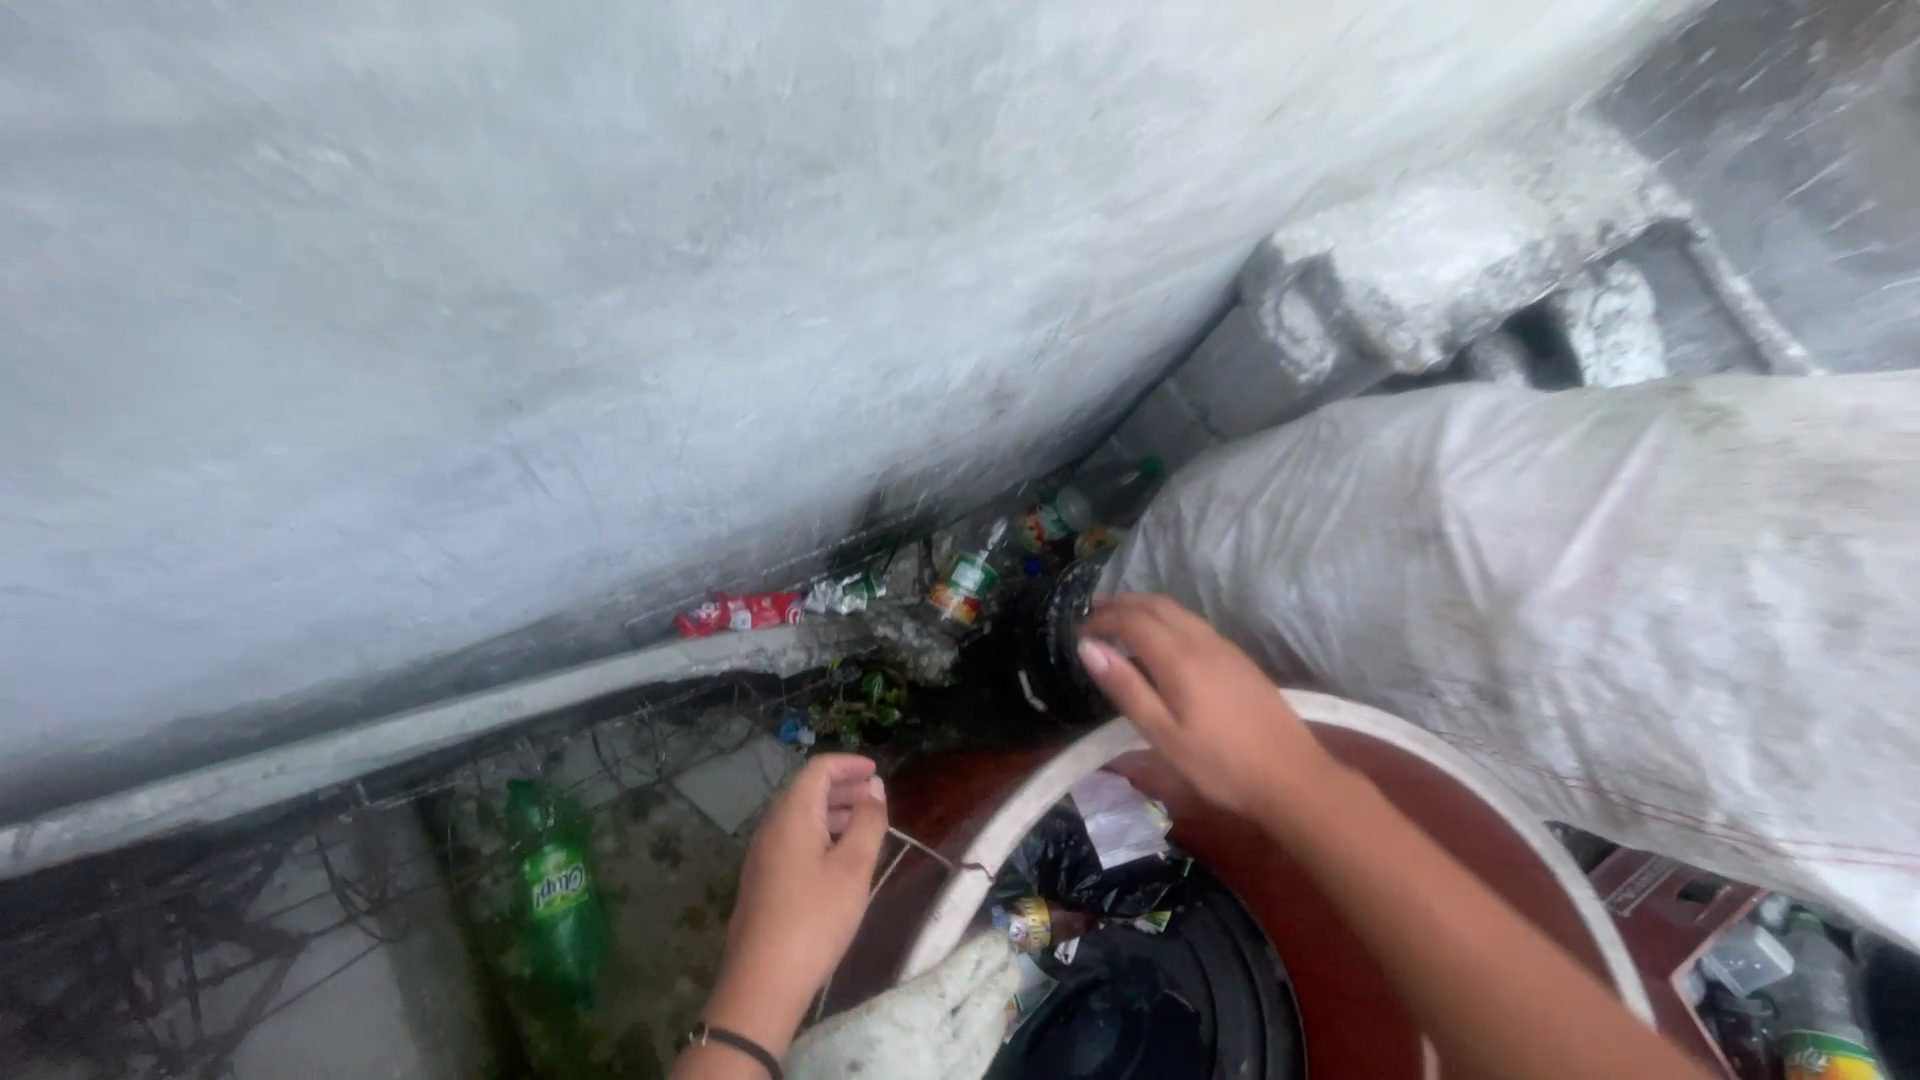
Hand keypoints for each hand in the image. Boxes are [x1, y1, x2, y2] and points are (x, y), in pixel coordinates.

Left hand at [701, 754, 887, 1058]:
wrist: (762, 982)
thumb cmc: (815, 918)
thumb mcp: (853, 867)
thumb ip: (868, 822)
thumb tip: (874, 788)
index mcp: (792, 815)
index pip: (818, 769)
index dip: (849, 764)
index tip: (876, 771)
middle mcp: (771, 827)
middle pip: (807, 790)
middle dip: (843, 787)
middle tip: (875, 798)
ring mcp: (762, 855)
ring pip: (799, 817)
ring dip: (832, 812)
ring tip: (864, 827)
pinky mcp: (761, 880)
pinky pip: (792, 840)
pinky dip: (819, 834)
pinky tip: (839, 860)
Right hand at [1077, 593, 1335, 819]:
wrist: (1292, 778)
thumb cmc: (1220, 764)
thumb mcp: (1162, 735)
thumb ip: (1126, 688)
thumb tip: (1089, 648)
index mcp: (1179, 659)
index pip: (1132, 621)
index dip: (1102, 620)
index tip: (1079, 632)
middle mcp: (1202, 642)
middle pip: (1156, 605)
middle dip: (1121, 603)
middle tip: (1093, 612)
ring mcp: (1225, 648)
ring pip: (1178, 611)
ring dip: (1144, 607)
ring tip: (1120, 619)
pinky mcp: (1239, 659)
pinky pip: (1194, 623)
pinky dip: (1166, 618)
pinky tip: (1160, 640)